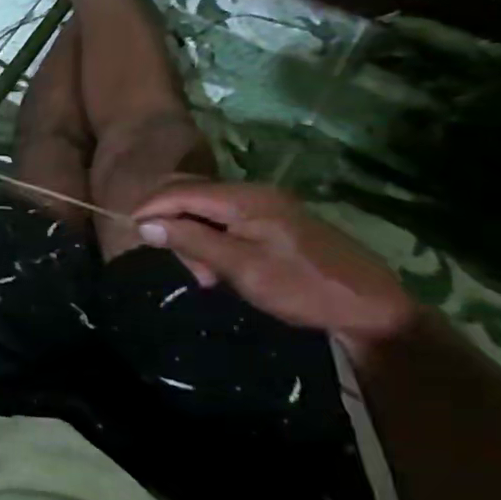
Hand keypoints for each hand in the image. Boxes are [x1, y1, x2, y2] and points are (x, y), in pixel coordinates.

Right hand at [133, 182, 416, 344]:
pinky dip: (213, 241)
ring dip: (194, 237)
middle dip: (174, 224)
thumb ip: (192, 242)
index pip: (181, 191)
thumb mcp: (242, 268)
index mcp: (245, 199)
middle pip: (192, 195)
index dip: (150, 206)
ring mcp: (266, 206)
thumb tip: (145, 224)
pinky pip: (226, 221)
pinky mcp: (274, 222)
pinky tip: (221, 268)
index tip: (128, 229)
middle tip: (181, 265)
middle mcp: (253, 193)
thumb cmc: (303, 288)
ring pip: (208, 210)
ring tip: (207, 275)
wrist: (372, 309)